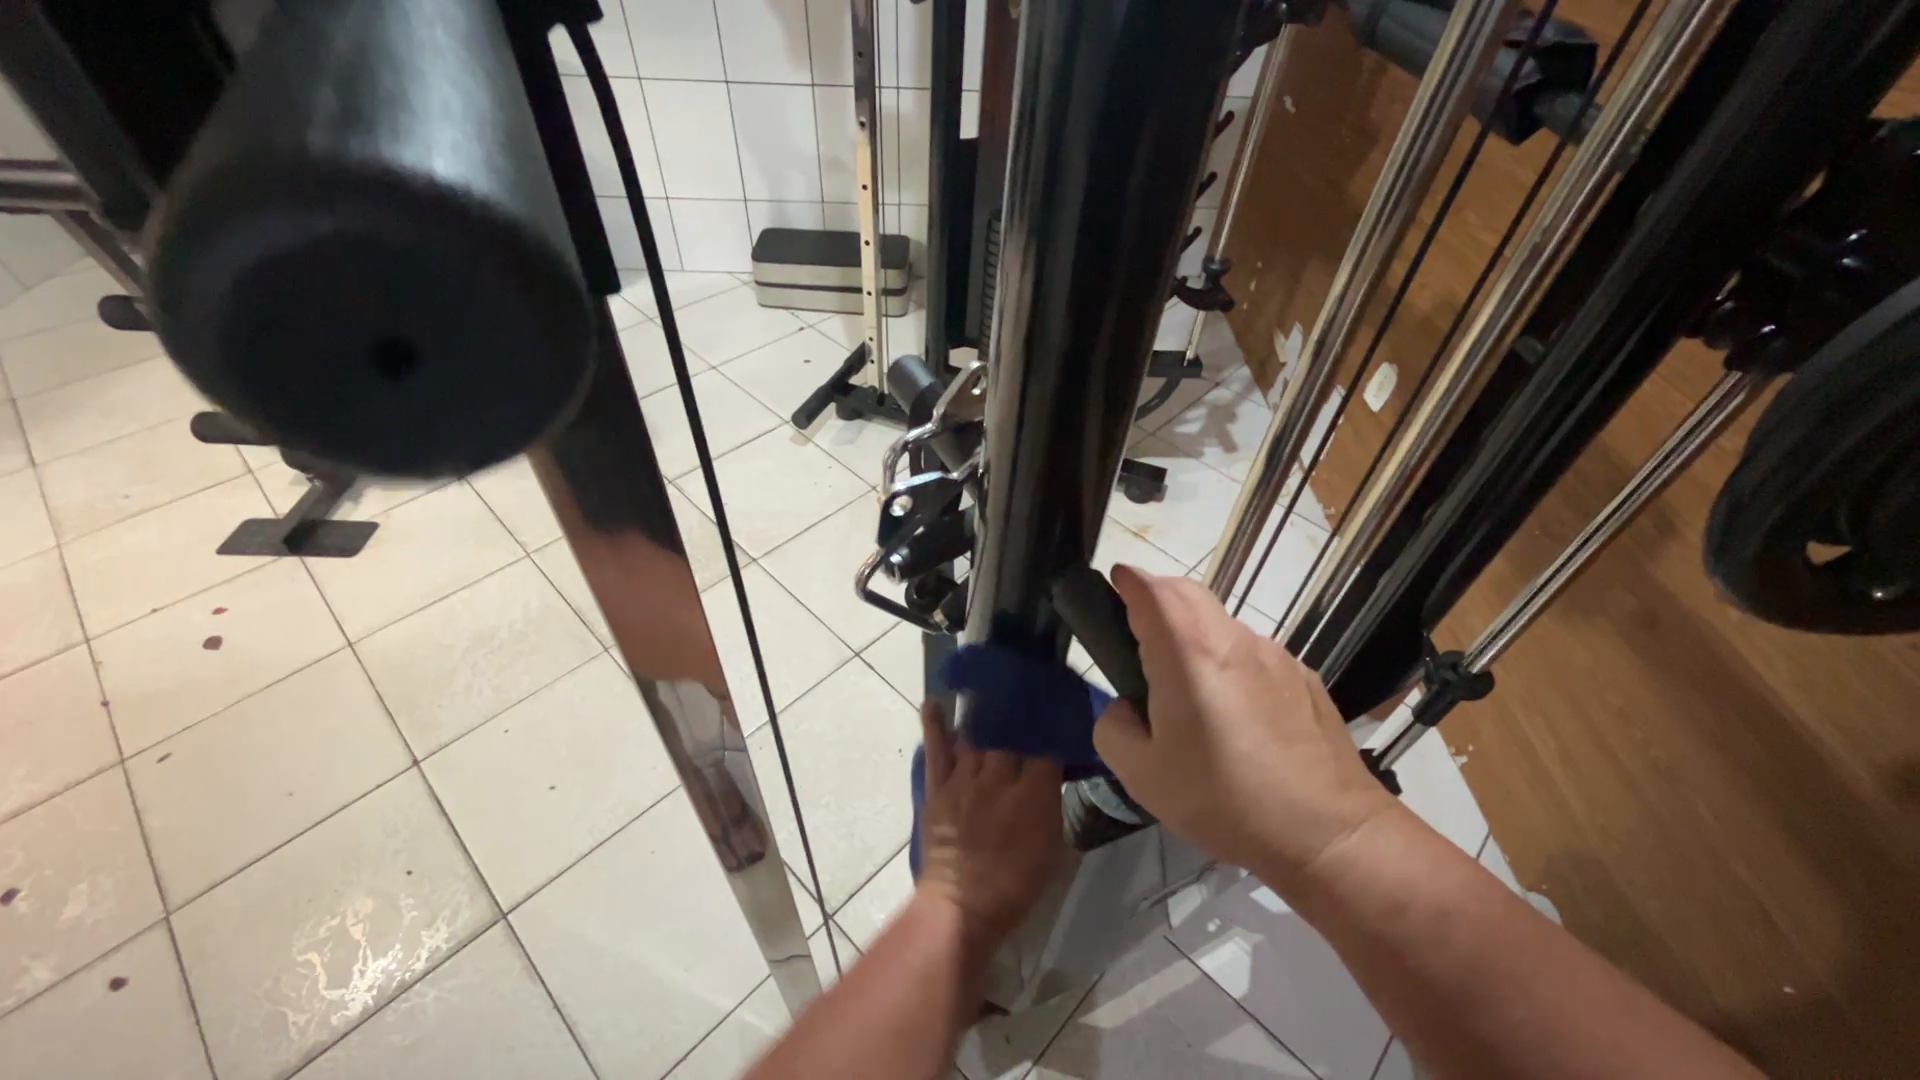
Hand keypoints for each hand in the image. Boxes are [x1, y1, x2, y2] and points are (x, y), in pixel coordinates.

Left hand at [916, 702, 1064, 953]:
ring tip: (987, 690)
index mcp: (1035, 793)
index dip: (1051, 732)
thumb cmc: (1015, 887)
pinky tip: (934, 702)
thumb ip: (1052, 807)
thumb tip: (1050, 780)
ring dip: (982, 714)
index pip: (1047, 749)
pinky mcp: (938, 788)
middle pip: (1011, 735)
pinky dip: (933, 724)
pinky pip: (936, 749)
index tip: (1054, 720)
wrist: (962, 907)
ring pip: (976, 736)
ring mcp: (965, 780)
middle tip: (1021, 698)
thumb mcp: (1053, 849)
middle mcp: (1000, 778)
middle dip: (1017, 717)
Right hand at [1091, 564, 1401, 885]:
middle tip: (1137, 633)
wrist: (1327, 830)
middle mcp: (1233, 639)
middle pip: (1188, 593)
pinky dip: (1230, 663)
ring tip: (1186, 690)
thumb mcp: (1142, 775)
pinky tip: (1236, 717)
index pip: (1152, 590)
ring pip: (1222, 624)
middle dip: (1157, 597)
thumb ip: (1114, 728)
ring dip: (1195, 635)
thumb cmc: (1224, 799)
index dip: (1128, 581)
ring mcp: (1275, 655)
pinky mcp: (1303, 677)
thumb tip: (1126, 708)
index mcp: (1187, 653)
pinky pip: (1254, 654)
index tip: (1114, 583)